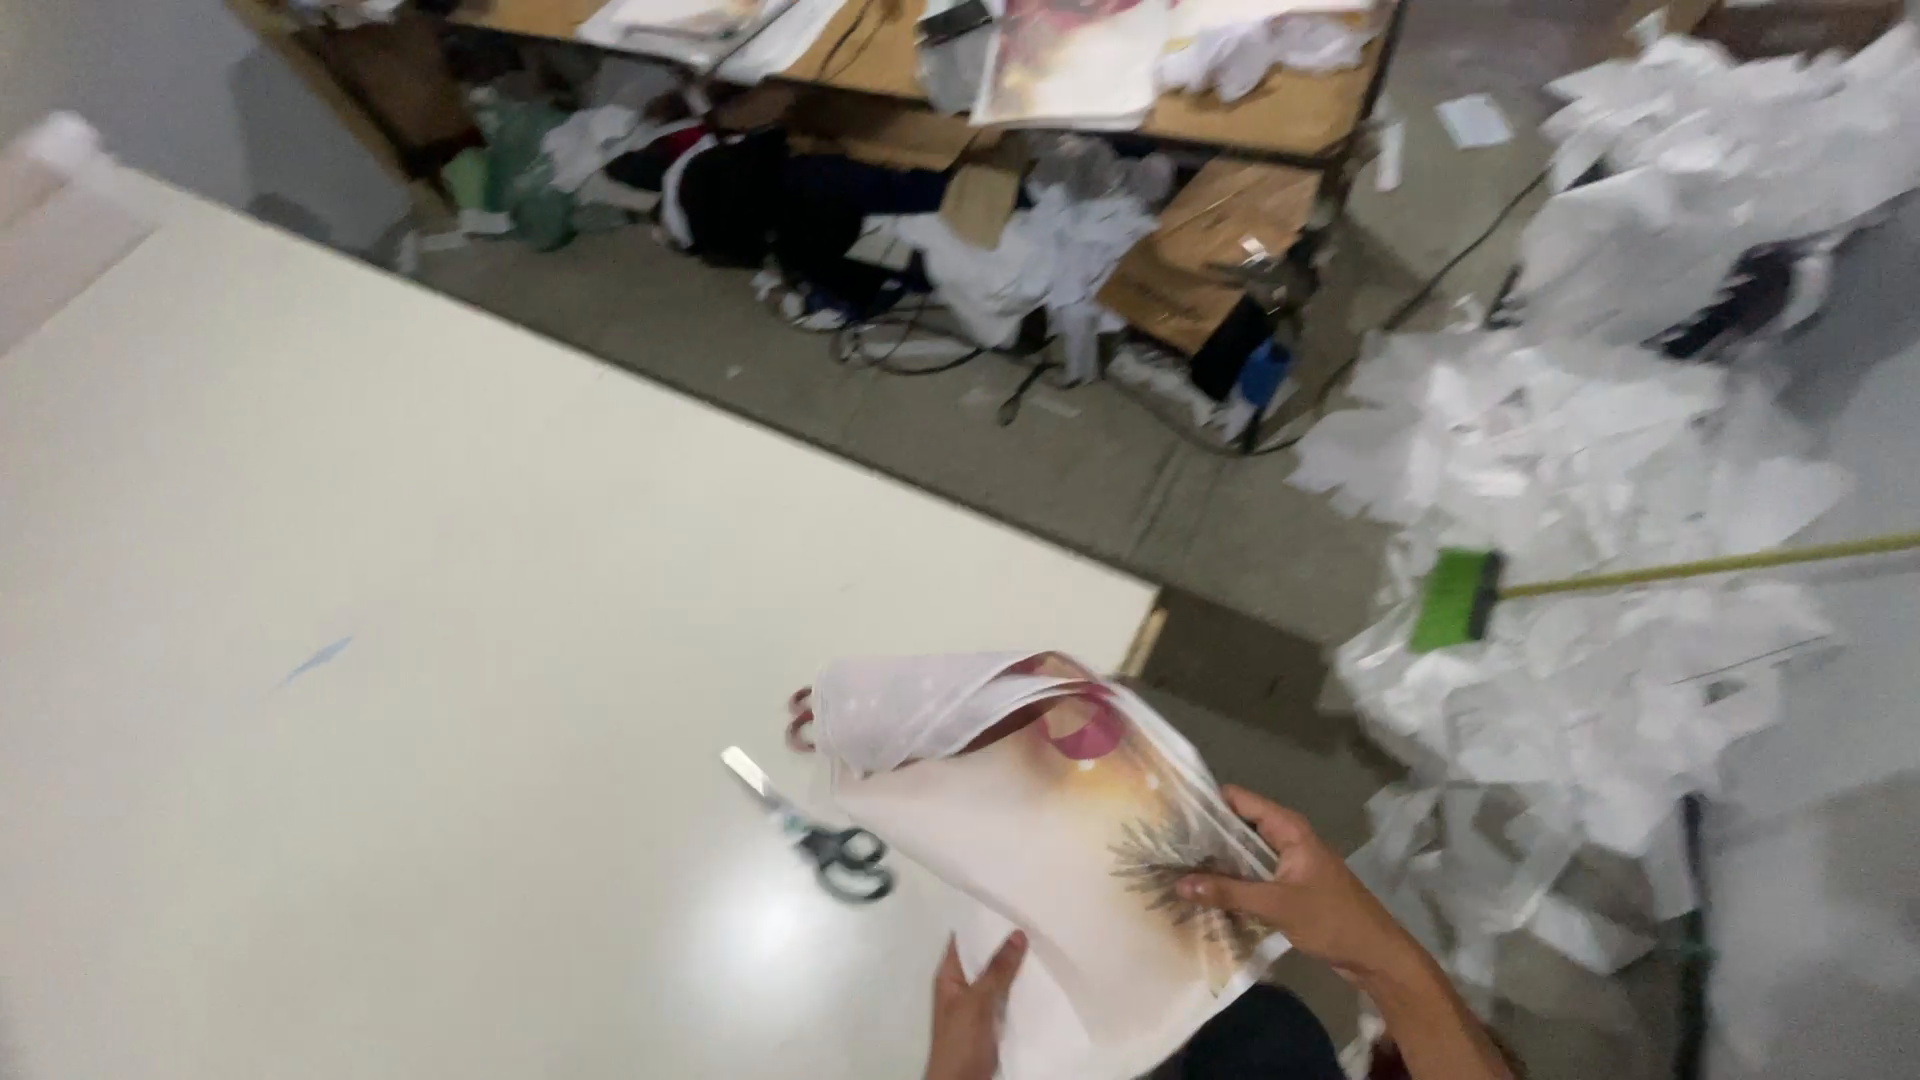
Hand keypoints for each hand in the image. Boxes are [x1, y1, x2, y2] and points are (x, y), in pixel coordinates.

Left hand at [924, 931, 1027, 1079]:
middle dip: (1004, 941)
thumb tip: (1018, 932)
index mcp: (949, 975)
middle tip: (1032, 917)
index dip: (981, 919)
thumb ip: (997, 970)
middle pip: (984, 956)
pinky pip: (1008, 998)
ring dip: (1015, 965)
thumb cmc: (959, 1041)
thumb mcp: (977, 1002)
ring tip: (1041, 940)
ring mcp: (977, 1005)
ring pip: (998, 977)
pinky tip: (1041, 977)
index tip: (1005, 900)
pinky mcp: (992, 1023)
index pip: (964, 937)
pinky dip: (1021, 988)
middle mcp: (962, 985)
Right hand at [1178, 785, 1421, 984]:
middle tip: (1166, 843)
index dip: (1205, 802)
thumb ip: (1229, 892)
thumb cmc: (1333, 920)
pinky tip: (1205, 890)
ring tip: (1176, 865)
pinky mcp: (1287, 884)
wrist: (1378, 958)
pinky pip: (1251, 872)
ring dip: (1216, 859)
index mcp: (1287, 827)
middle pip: (1236, 824)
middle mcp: (1284, 836)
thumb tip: (1180, 884)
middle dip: (1204, 834)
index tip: (1171, 813)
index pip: (1236, 798)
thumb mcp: (1277, 905)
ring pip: (1242, 850)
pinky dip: (1231, 878)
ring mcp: (1286, 861)